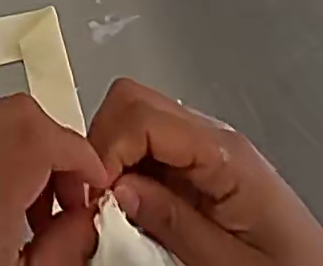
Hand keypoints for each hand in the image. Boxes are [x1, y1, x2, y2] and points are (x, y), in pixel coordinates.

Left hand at [0, 94, 110, 265]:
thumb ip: (66, 247)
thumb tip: (90, 211)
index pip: (35, 134)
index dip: (77, 150)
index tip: (95, 179)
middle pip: (18, 113)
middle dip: (58, 146)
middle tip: (73, 193)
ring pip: (1, 115)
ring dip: (35, 148)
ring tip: (46, 204)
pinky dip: (11, 151)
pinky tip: (19, 197)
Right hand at [87, 79, 322, 265]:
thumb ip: (173, 222)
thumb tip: (116, 186)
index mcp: (226, 153)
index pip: (143, 115)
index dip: (109, 146)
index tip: (96, 189)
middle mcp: (213, 137)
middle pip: (133, 99)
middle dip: (105, 138)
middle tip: (98, 191)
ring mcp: (205, 148)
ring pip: (135, 115)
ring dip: (114, 152)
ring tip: (114, 203)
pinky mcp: (199, 166)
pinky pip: (149, 144)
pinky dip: (128, 165)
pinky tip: (134, 202)